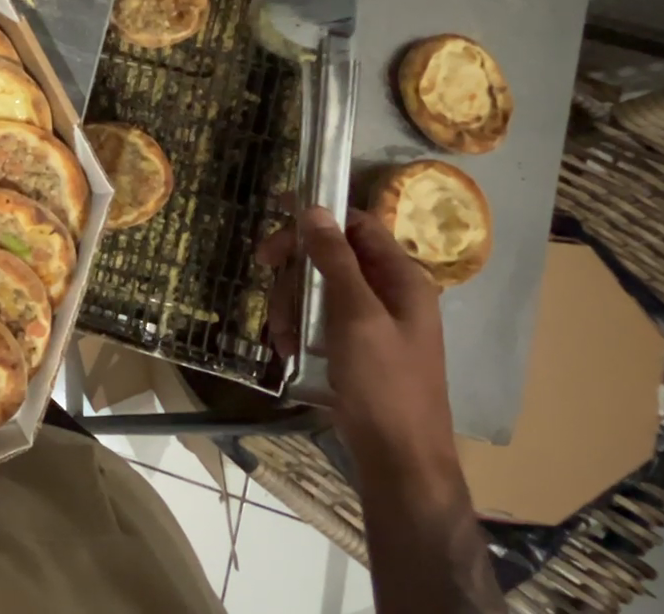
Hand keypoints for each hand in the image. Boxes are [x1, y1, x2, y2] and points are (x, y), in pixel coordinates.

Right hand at [257, 208, 457, 476]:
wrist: (396, 454)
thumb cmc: (384, 381)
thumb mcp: (356, 315)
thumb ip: (335, 260)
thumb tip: (314, 209)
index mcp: (401, 279)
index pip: (357, 225)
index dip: (318, 215)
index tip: (274, 211)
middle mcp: (386, 293)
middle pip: (328, 254)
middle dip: (294, 266)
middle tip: (262, 267)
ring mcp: (368, 320)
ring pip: (313, 287)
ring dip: (289, 304)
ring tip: (283, 333)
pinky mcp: (350, 344)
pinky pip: (312, 318)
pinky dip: (294, 327)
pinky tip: (289, 348)